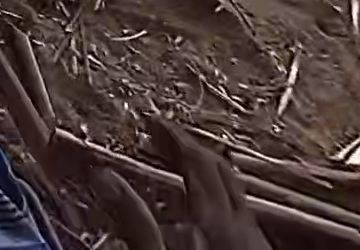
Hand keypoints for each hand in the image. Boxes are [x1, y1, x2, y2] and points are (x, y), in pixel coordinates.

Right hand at [102, 120, 272, 249]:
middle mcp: (244, 229)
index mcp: (216, 221)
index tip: (151, 123)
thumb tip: (102, 175)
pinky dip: (219, 204)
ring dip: (208, 177)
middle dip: (193, 150)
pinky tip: (202, 218)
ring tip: (180, 173)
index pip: (197, 162)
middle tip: (165, 140)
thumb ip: (132, 218)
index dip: (174, 137)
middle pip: (223, 173)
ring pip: (237, 197)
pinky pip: (243, 221)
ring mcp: (257, 249)